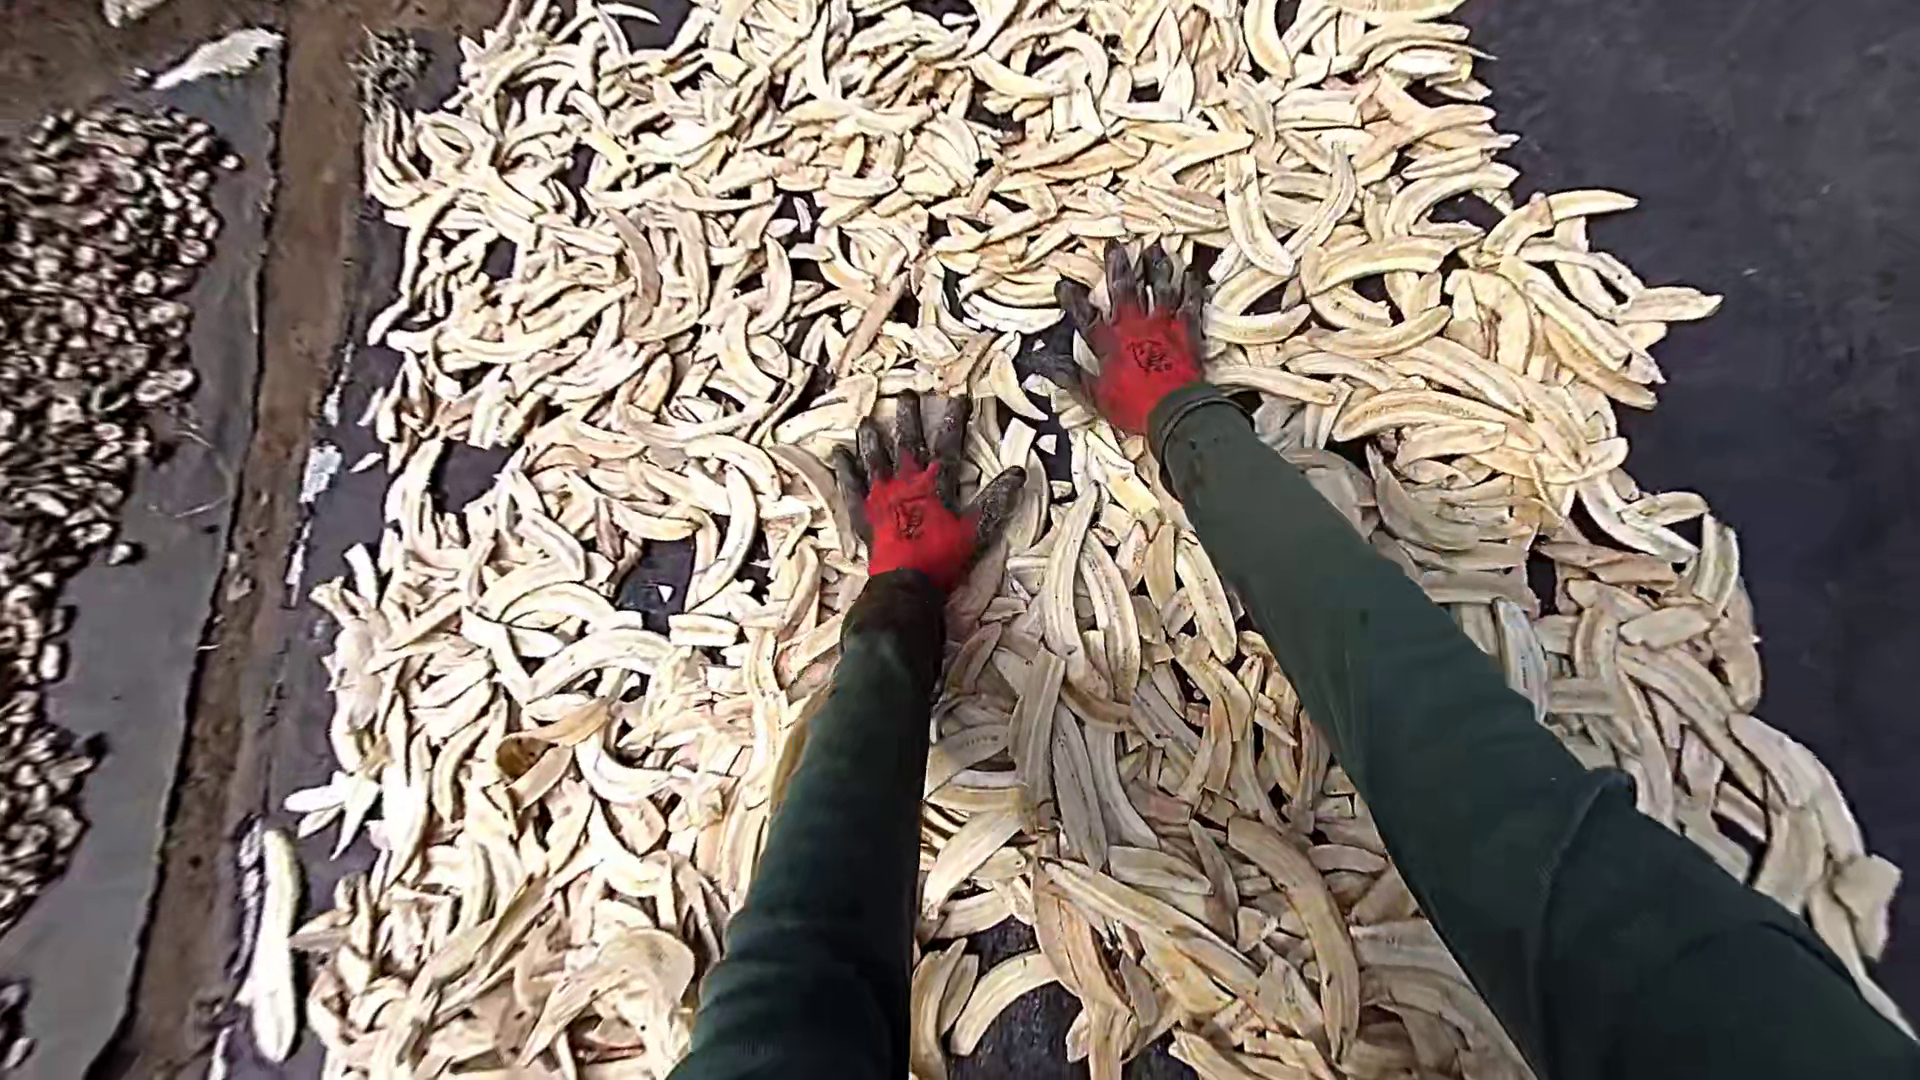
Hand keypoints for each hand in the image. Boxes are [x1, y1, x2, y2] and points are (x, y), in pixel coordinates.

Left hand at [831, 393, 1025, 591]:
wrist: (905, 584)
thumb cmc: (942, 557)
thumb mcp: (977, 529)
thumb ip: (996, 499)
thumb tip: (1019, 472)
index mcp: (936, 483)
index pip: (949, 443)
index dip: (955, 419)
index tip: (959, 397)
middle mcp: (906, 482)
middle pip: (908, 442)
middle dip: (909, 417)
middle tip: (907, 394)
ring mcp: (881, 496)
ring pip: (875, 458)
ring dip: (872, 438)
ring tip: (867, 420)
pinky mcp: (863, 513)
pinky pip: (851, 486)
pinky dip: (845, 469)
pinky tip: (838, 453)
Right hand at [1048, 241, 1206, 435]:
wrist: (1174, 412)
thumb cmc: (1132, 407)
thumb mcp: (1094, 397)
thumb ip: (1069, 375)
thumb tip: (1041, 362)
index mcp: (1109, 342)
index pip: (1085, 315)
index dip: (1073, 299)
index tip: (1063, 283)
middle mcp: (1135, 326)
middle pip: (1124, 289)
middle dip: (1117, 266)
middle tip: (1115, 245)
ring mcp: (1163, 325)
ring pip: (1159, 287)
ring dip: (1156, 266)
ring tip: (1155, 247)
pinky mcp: (1187, 331)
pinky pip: (1189, 302)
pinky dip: (1190, 286)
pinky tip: (1190, 272)